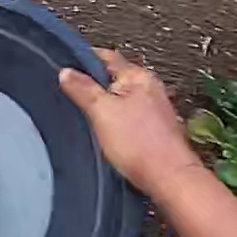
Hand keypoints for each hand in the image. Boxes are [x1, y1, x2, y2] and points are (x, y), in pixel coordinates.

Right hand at [59, 49, 205, 198]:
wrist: (170, 179)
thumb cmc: (140, 145)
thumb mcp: (102, 112)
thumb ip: (83, 89)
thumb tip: (66, 71)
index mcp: (138, 77)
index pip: (107, 57)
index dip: (85, 59)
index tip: (66, 63)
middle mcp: (150, 88)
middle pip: (115, 78)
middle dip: (93, 83)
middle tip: (69, 90)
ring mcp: (155, 109)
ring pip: (122, 98)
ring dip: (105, 103)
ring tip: (84, 112)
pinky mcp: (156, 129)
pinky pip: (129, 115)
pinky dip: (116, 118)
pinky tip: (105, 130)